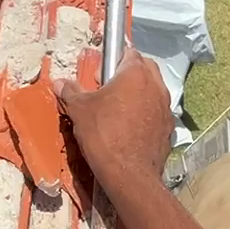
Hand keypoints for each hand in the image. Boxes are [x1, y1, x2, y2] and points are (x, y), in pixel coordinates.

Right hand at [55, 47, 171, 195]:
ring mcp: (166, 108)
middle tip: (109, 88)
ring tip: (119, 109)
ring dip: (139, 93)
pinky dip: (146, 113)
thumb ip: (71, 92)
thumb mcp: (80, 110)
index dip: (112, 60)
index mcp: (136, 73)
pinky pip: (157, 112)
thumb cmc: (103, 135)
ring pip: (153, 90)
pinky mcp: (169, 129)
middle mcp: (156, 86)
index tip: (100, 75)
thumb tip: (60, 83)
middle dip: (129, 73)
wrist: (129, 176)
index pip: (128, 52)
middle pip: (145, 68)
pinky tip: (130, 128)